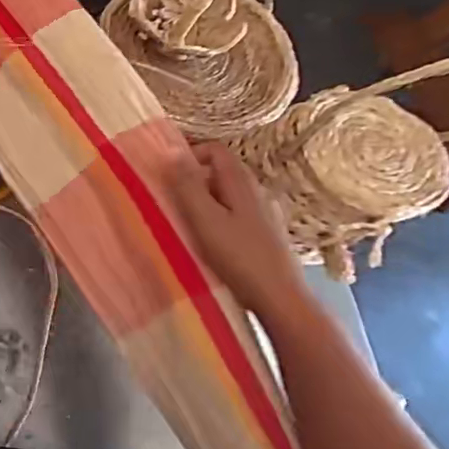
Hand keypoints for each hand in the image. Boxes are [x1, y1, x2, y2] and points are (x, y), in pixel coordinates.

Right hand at [169, 143, 311, 319]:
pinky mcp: (268, 235)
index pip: (215, 150)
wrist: (280, 298)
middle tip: (171, 203)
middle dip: (193, 180)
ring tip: (187, 225)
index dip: (190, 154)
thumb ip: (187, 185)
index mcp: (242, 183)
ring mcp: (266, 213)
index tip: (168, 175)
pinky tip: (211, 243)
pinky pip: (237, 214)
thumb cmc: (238, 256)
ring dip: (204, 202)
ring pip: (228, 195)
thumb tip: (172, 150)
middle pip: (221, 172)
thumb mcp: (204, 219)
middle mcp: (257, 191)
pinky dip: (218, 219)